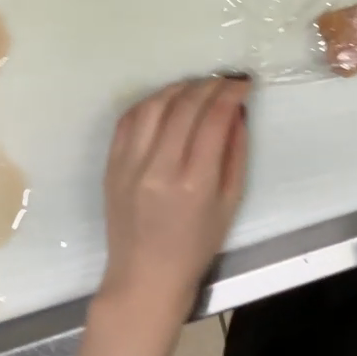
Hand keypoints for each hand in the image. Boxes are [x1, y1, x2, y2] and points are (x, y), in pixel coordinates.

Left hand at [97, 76, 251, 318]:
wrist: (145, 275)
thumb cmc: (197, 244)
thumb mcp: (231, 201)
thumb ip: (235, 152)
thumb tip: (236, 111)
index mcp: (195, 182)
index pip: (214, 119)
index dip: (231, 93)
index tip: (244, 83)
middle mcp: (159, 168)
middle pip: (185, 106)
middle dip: (210, 85)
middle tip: (226, 80)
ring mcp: (129, 165)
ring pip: (154, 106)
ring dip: (180, 87)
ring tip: (199, 86)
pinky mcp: (111, 165)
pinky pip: (129, 120)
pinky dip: (151, 101)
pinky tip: (168, 99)